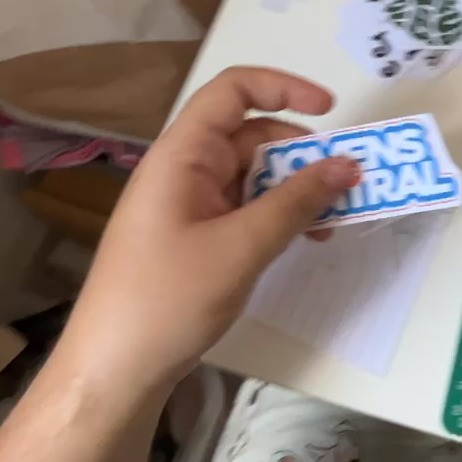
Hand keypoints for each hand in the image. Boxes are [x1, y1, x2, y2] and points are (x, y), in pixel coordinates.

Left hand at [59, 67, 360, 388]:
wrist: (113, 374)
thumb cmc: (167, 299)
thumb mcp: (242, 246)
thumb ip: (297, 202)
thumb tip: (348, 164)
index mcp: (183, 154)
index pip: (234, 90)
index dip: (283, 87)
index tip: (330, 111)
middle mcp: (187, 168)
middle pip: (253, 134)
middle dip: (303, 151)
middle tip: (346, 180)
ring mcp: (192, 203)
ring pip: (256, 174)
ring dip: (297, 188)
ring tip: (334, 217)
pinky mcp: (198, 234)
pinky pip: (249, 206)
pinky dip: (281, 214)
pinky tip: (308, 238)